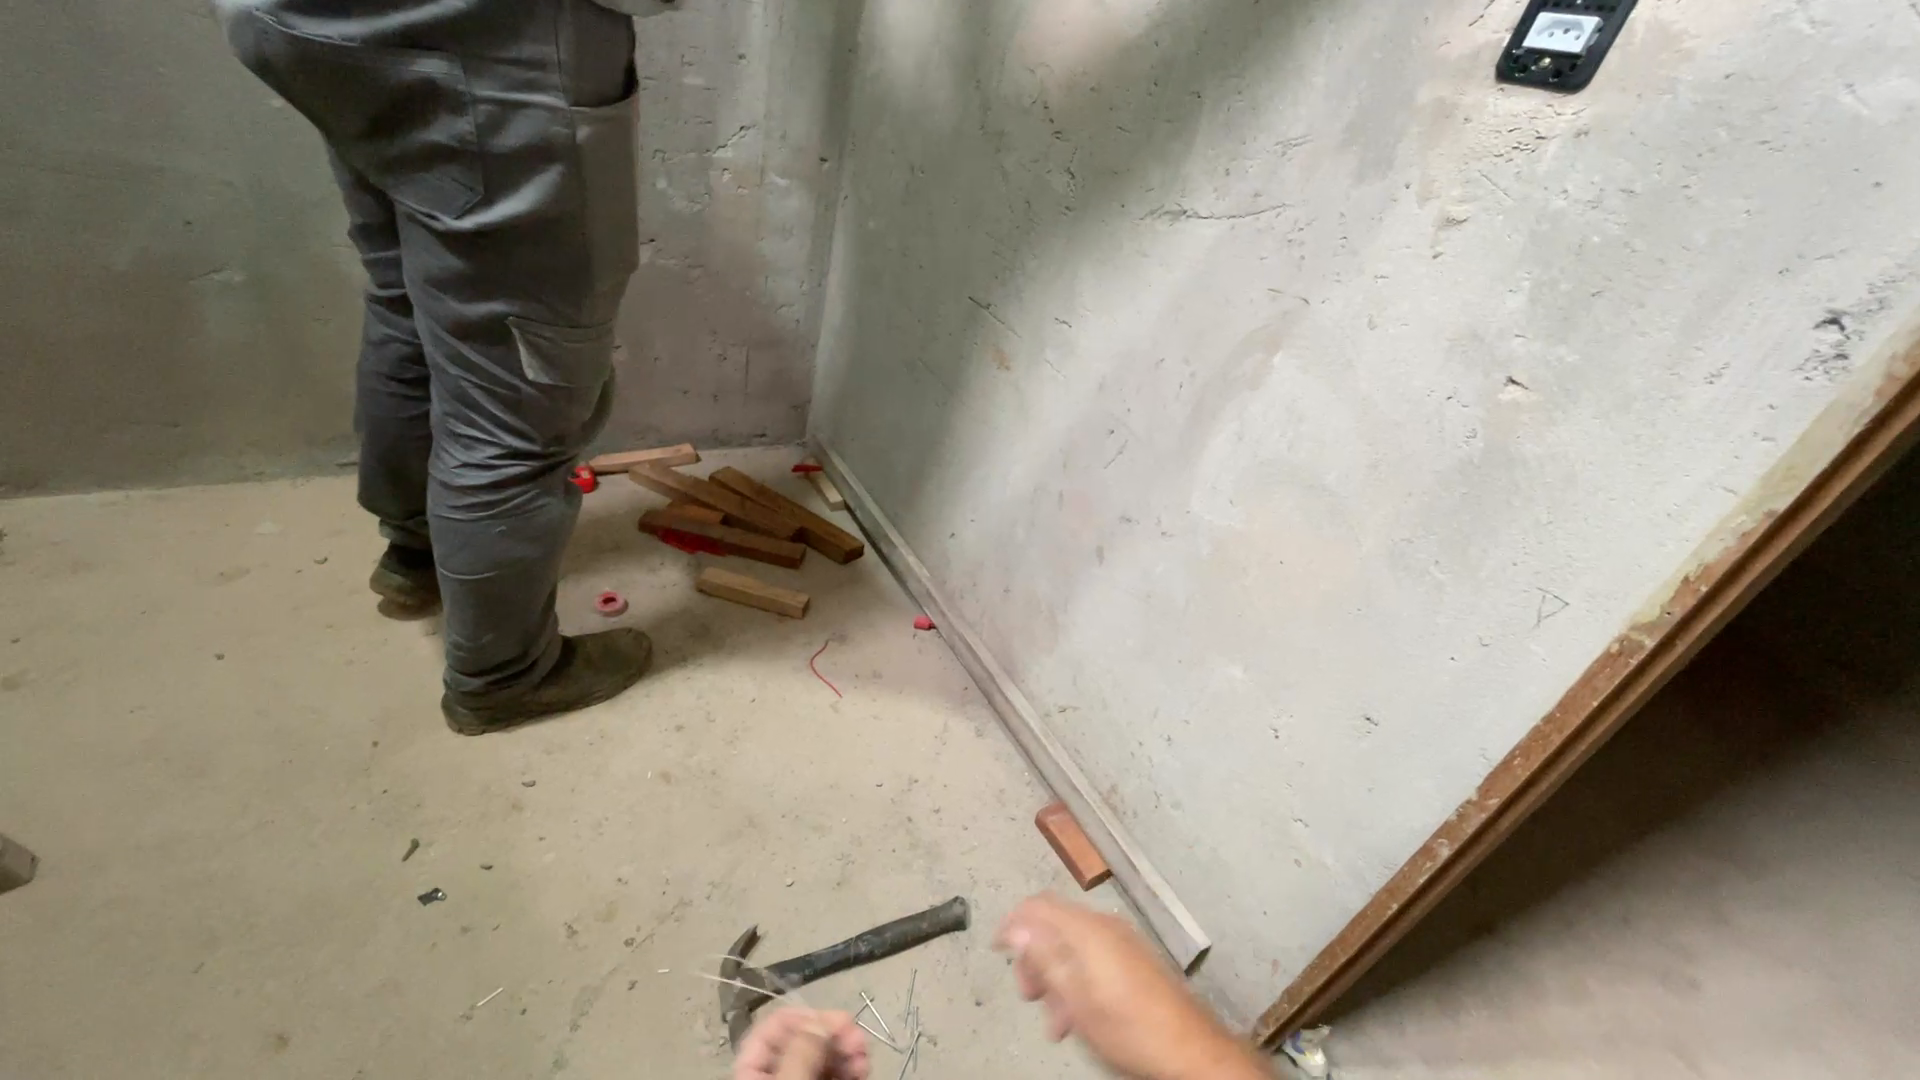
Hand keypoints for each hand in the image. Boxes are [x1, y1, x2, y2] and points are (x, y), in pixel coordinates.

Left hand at [732, 1008, 869, 1079]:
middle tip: (859, 1039)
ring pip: (823, 1055)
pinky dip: (849, 1066)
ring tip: (865, 1056)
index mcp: (752, 1067)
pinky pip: (832, 1072)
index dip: (807, 1017)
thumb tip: (819, 1019)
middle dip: (836, 1034)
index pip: (775, 1024)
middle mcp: (772, 1071)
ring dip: (847, 1050)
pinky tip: (862, 1067)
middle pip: (805, 1038)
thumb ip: (801, 1053)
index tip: (838, 1020)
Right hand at [996, 894, 1267, 1079]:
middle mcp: (1105, 926)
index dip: (1014, 921)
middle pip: (1055, 925)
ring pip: (1074, 945)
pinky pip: (1094, 956)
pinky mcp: (1134, 959)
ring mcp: (1123, 941)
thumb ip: (1044, 957)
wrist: (1188, 1050)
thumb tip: (1017, 928)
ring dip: (1056, 974)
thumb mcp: (1075, 998)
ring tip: (1054, 1017)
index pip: (1039, 905)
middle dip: (1035, 957)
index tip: (998, 946)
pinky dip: (1077, 978)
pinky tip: (1078, 1013)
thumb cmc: (1129, 1026)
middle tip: (1029, 993)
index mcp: (1087, 929)